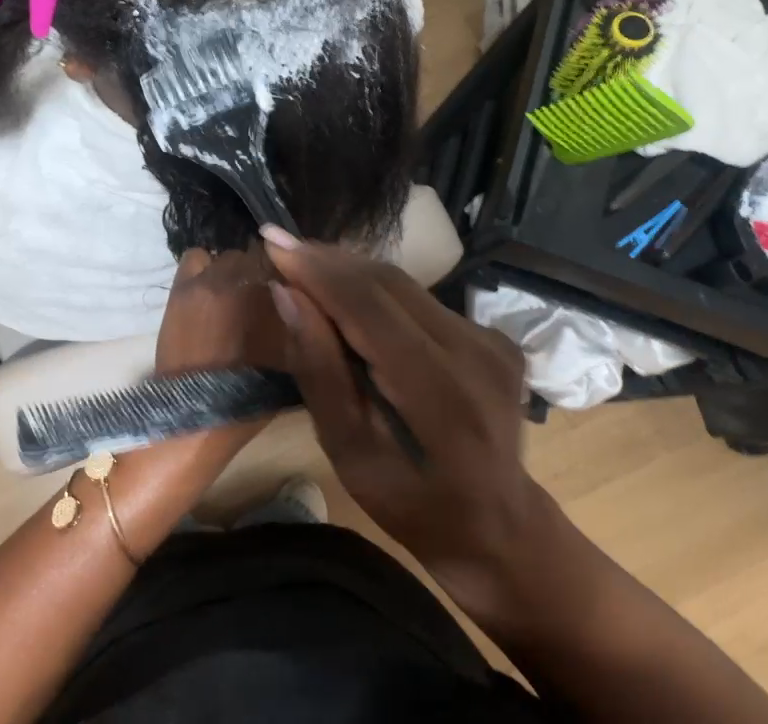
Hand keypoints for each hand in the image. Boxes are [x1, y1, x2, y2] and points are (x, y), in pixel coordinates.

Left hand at [147, 248, 285, 456]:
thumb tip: (301, 293)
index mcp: (278, 297)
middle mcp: (246, 280)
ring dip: (234, 271)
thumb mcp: (295, 356)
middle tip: (260, 297)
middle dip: (261, 273)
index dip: (288, 274)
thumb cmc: (253, 393)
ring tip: (233, 294)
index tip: (288, 289)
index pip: (287, 263)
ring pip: (228, 257)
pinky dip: (204, 267)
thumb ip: (302, 319)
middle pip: (258, 257)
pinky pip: (196, 258)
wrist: (199, 413)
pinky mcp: (183, 288)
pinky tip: (208, 288)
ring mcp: (210, 281)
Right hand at [262, 231, 543, 576]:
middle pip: (389, 284)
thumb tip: (286, 295)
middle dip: (328, 261)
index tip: (270, 241)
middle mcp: (477, 353)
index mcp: (442, 394)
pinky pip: (423, 300)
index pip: (370, 307)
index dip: (317, 270)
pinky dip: (378, 292)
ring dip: (350, 272)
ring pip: (406, 286)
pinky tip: (346, 295)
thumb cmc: (411, 503)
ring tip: (303, 266)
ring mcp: (493, 341)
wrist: (498, 525)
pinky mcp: (496, 337)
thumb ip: (320, 371)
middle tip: (278, 248)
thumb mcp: (350, 452)